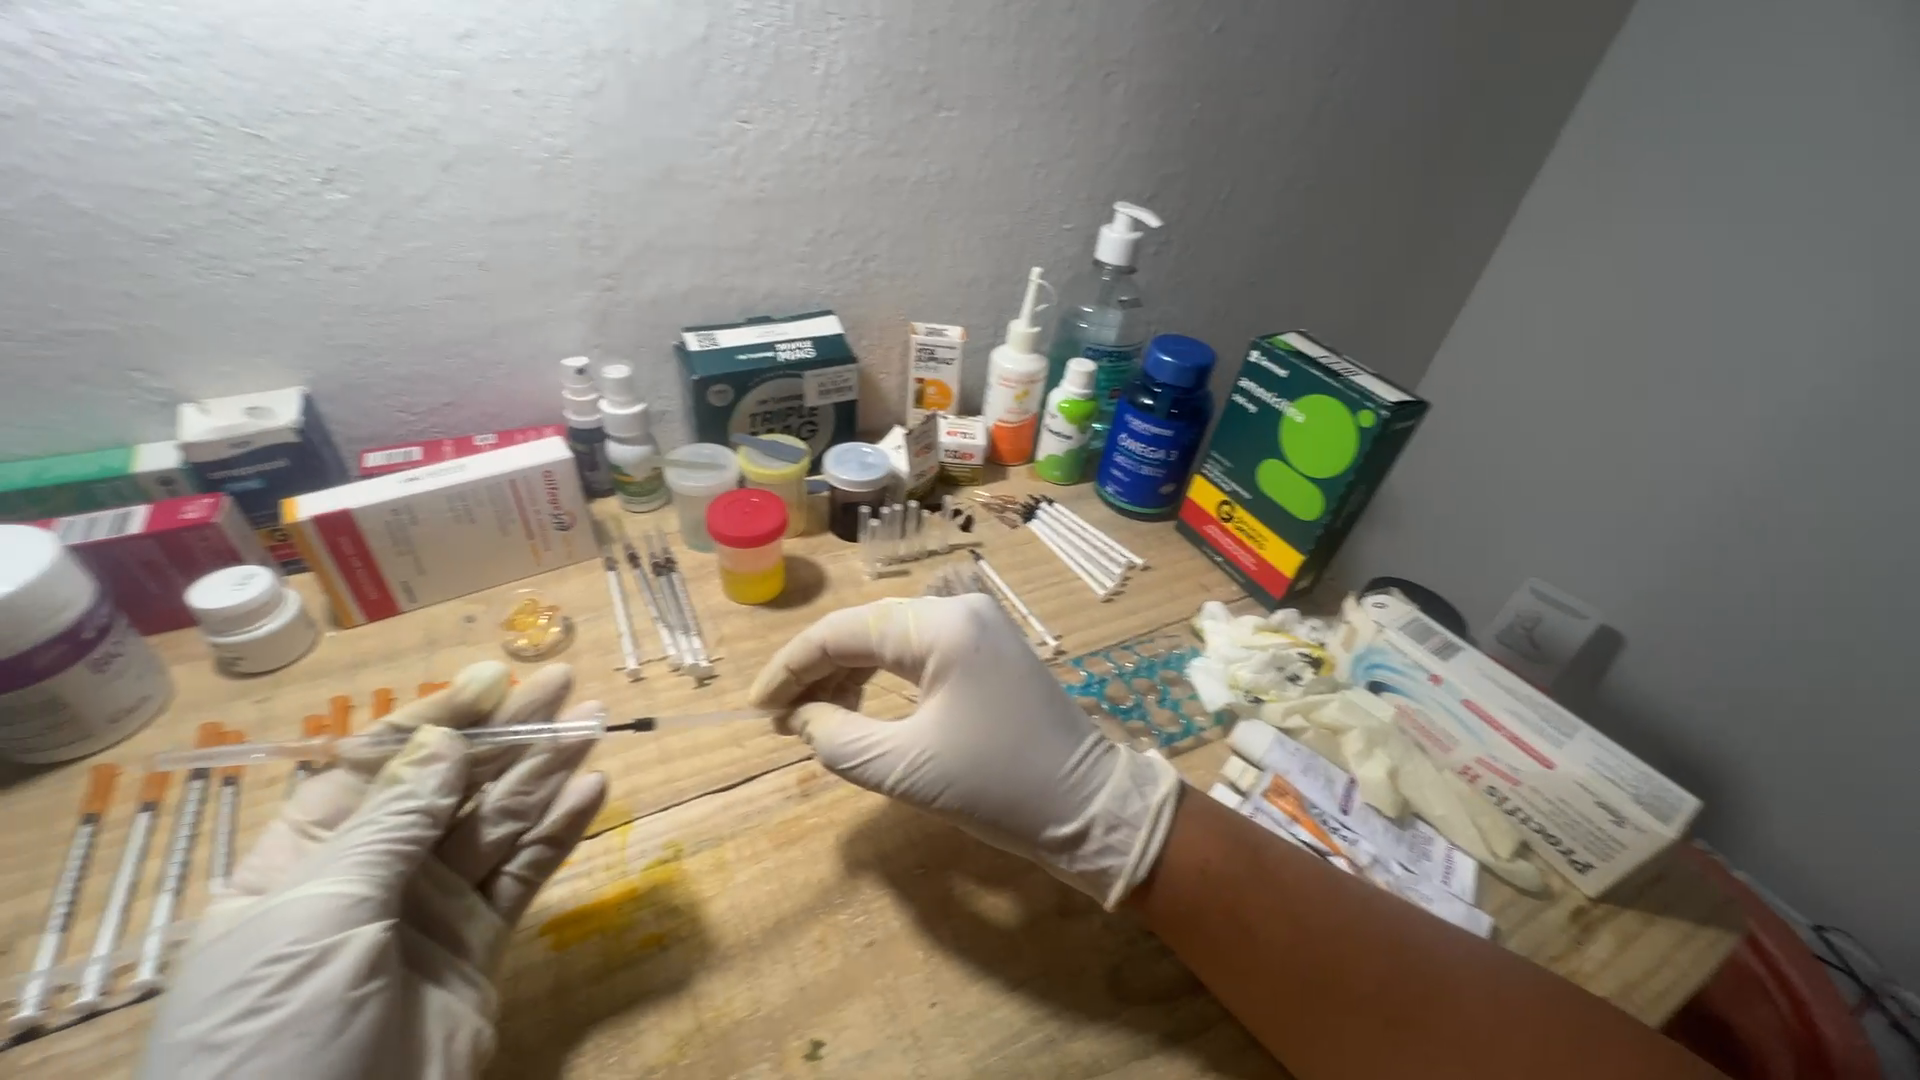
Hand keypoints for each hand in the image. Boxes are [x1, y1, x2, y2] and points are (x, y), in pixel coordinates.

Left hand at [138, 662, 606, 1079]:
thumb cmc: (277, 1036)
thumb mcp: (318, 917)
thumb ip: (390, 824)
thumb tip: (443, 739)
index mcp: (304, 864)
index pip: (374, 769)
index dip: (435, 720)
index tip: (492, 679)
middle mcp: (372, 877)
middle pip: (450, 787)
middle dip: (506, 734)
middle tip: (565, 684)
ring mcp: (430, 912)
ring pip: (497, 824)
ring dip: (545, 772)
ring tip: (593, 724)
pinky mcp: (480, 946)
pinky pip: (525, 875)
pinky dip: (560, 832)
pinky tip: (593, 791)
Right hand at [749, 594, 1180, 908]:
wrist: (1090, 807)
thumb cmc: (999, 787)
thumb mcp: (905, 768)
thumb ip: (837, 739)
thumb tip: (803, 719)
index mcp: (941, 626)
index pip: (842, 632)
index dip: (791, 668)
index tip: (758, 709)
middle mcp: (959, 609)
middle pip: (865, 629)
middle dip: (818, 672)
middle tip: (784, 720)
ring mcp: (979, 625)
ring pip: (891, 639)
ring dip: (849, 675)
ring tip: (818, 720)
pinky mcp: (989, 648)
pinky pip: (920, 651)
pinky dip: (885, 678)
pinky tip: (862, 708)